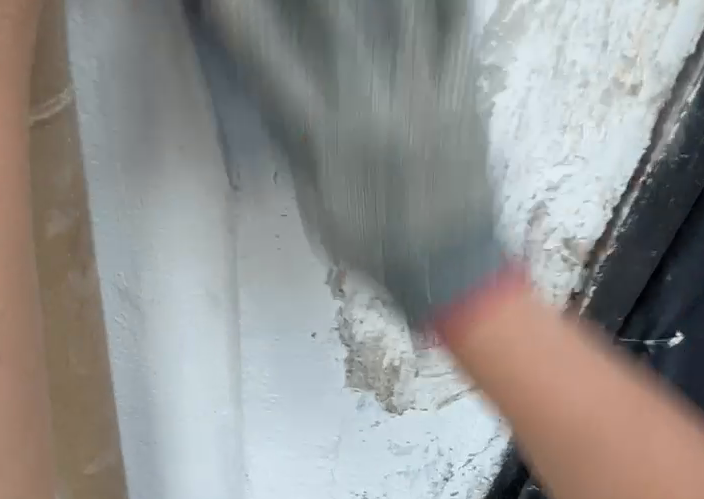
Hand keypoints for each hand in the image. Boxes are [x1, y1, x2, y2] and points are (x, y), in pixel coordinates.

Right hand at [203, 0, 506, 325]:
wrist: (447, 268)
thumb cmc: (374, 245)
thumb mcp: (319, 210)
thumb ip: (301, 151)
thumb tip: (283, 104)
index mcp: (328, 138)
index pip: (270, 67)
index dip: (240, 24)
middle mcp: (371, 103)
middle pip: (335, 18)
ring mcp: (422, 90)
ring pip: (402, 6)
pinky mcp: (462, 89)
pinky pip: (458, 25)